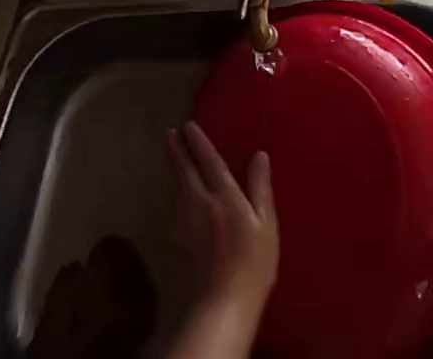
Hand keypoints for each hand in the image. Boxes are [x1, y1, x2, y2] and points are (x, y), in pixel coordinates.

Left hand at [167, 121, 279, 313]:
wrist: (221, 305)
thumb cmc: (253, 264)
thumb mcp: (266, 224)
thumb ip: (260, 187)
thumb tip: (259, 155)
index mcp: (224, 197)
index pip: (208, 161)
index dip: (198, 142)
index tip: (189, 125)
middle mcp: (199, 204)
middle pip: (184, 171)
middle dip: (176, 150)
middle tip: (168, 132)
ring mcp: (184, 223)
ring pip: (172, 187)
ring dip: (169, 167)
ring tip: (166, 153)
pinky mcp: (175, 240)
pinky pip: (168, 205)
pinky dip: (166, 190)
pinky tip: (167, 190)